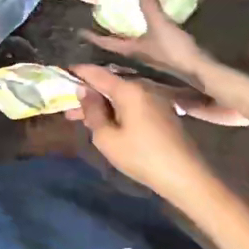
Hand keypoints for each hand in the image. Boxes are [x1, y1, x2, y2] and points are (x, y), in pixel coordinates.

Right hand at [66, 65, 211, 191]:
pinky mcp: (162, 112)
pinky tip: (108, 123)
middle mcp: (143, 88)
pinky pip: (133, 103)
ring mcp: (155, 99)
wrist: (185, 176)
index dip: (78, 72)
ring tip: (84, 119)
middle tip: (69, 107)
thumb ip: (92, 112)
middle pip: (110, 83)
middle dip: (89, 93)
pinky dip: (117, 109)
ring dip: (103, 104)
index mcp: (128, 89)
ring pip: (121, 95)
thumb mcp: (107, 138)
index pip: (97, 73)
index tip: (62, 74)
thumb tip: (84, 91)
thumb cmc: (141, 156)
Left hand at [83, 0, 213, 84]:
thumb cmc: (173, 50)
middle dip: (106, 37)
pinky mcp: (162, 58)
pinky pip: (144, 44)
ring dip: (123, 37)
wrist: (199, 70)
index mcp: (130, 50)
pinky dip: (140, 35)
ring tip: (119, 24)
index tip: (79, 32)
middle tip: (98, 24)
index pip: (105, 43)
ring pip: (129, 46)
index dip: (93, 37)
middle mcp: (136, 56)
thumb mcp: (159, 24)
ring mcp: (149, 58)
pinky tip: (145, 28)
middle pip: (115, 47)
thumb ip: (149, 5)